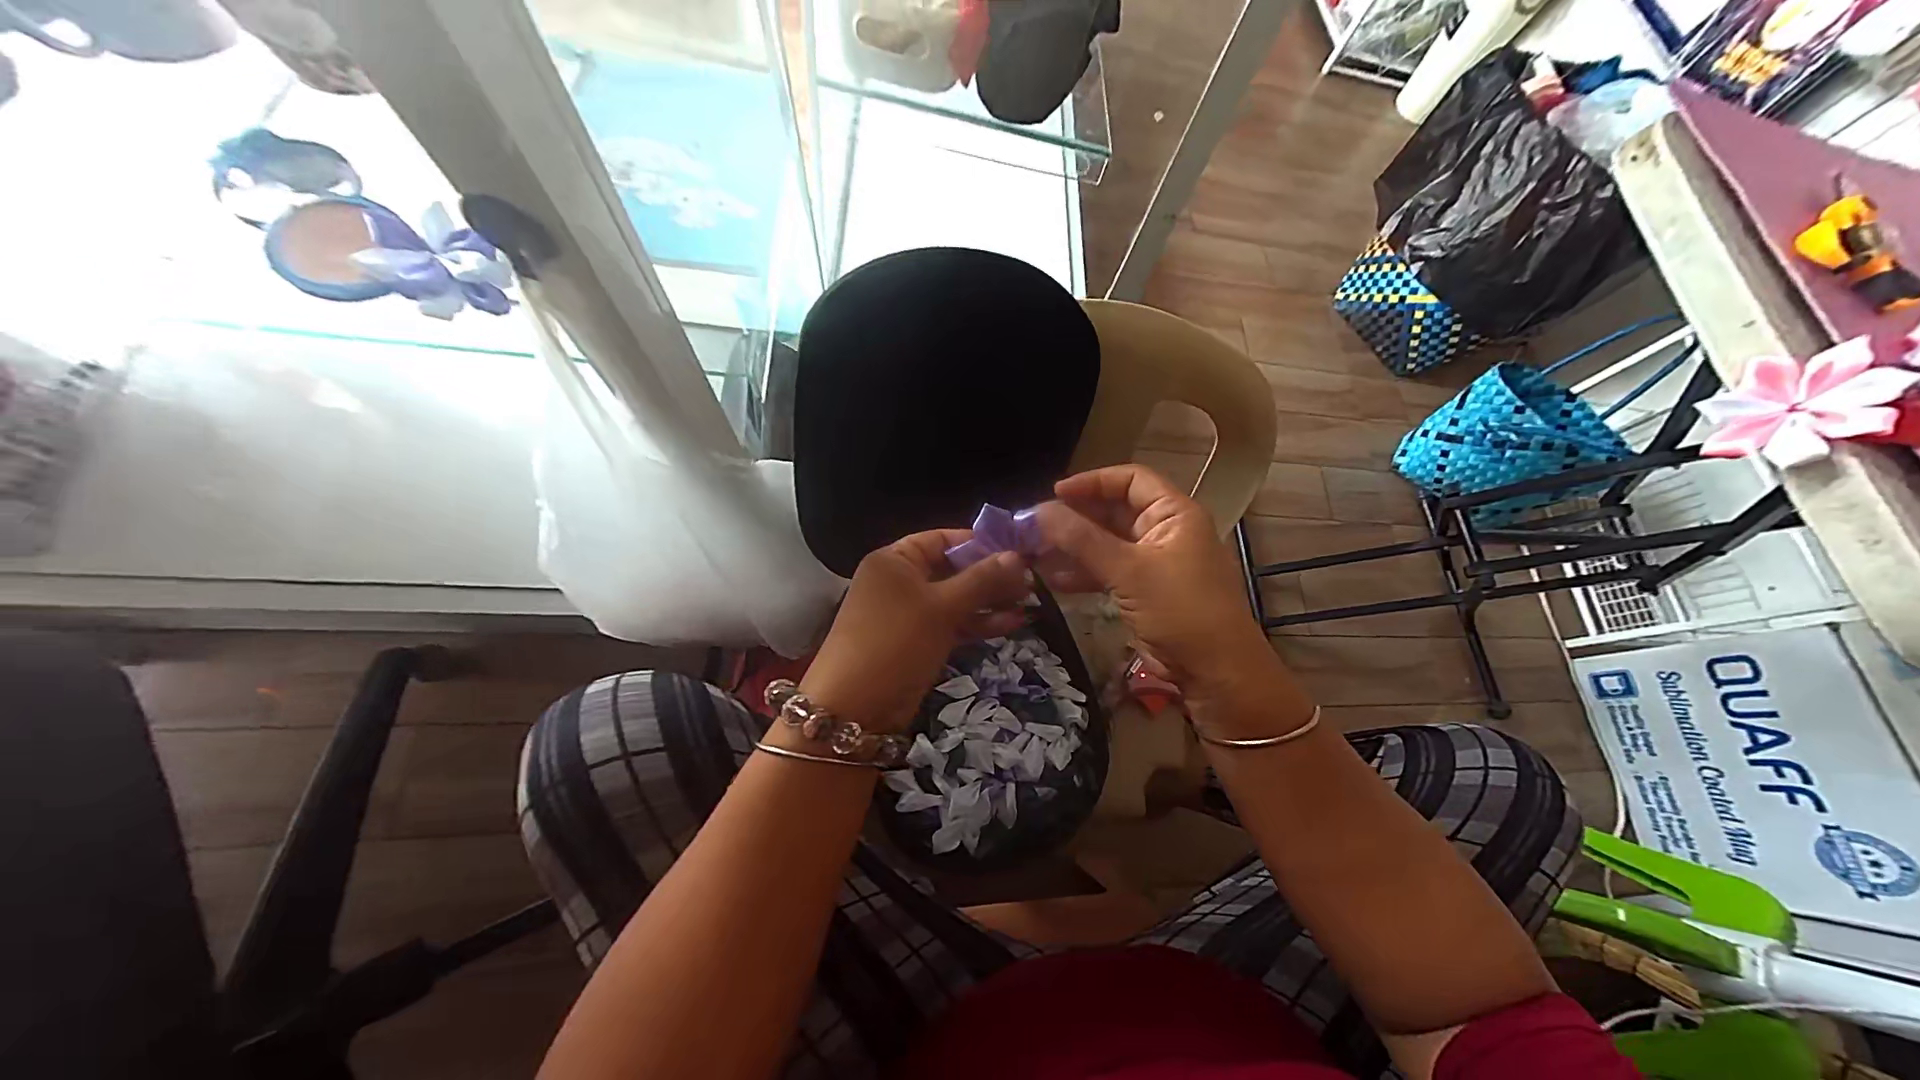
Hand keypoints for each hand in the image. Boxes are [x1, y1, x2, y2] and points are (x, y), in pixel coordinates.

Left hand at [800, 531, 1029, 733]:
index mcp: (896, 560)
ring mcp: (909, 613)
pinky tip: (1012, 623)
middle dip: (991, 575)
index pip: (942, 538)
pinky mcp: (918, 641)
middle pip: (952, 569)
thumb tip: (1018, 556)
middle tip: (1032, 580)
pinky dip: (978, 623)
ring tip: (1030, 603)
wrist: (855, 708)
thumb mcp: (941, 607)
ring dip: (990, 601)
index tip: (1019, 549)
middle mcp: (900, 580)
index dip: (979, 542)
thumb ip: (981, 580)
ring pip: (956, 599)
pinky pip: (952, 623)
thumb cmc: (896, 642)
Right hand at [1033, 466, 1302, 722]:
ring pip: (1107, 544)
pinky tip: (1052, 581)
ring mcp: (1154, 563)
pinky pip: (1108, 572)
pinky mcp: (1144, 592)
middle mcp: (1165, 532)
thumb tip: (1038, 511)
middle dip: (1075, 518)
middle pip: (1114, 511)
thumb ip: (1082, 539)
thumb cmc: (1180, 610)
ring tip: (1036, 553)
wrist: (1215, 672)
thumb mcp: (1129, 570)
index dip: (1092, 482)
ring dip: (1073, 548)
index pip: (1131, 479)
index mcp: (1174, 514)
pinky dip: (1083, 574)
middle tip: (1036, 527)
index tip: (1055, 493)